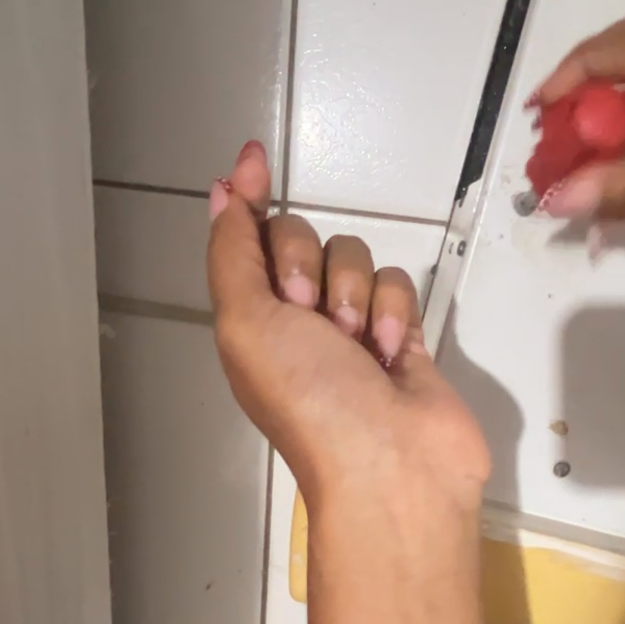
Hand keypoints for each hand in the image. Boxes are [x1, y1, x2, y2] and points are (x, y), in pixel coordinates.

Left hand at [206, 141, 489, 514]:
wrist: (391, 466)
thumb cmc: (309, 397)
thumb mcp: (246, 324)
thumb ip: (232, 252)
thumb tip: (223, 193)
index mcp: (251, 321)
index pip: (245, 240)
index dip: (247, 198)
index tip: (255, 158)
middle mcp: (297, 320)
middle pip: (302, 240)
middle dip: (308, 266)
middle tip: (311, 313)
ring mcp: (353, 328)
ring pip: (354, 259)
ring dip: (356, 295)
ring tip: (360, 346)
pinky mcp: (402, 336)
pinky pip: (398, 286)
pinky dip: (396, 313)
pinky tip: (393, 354)